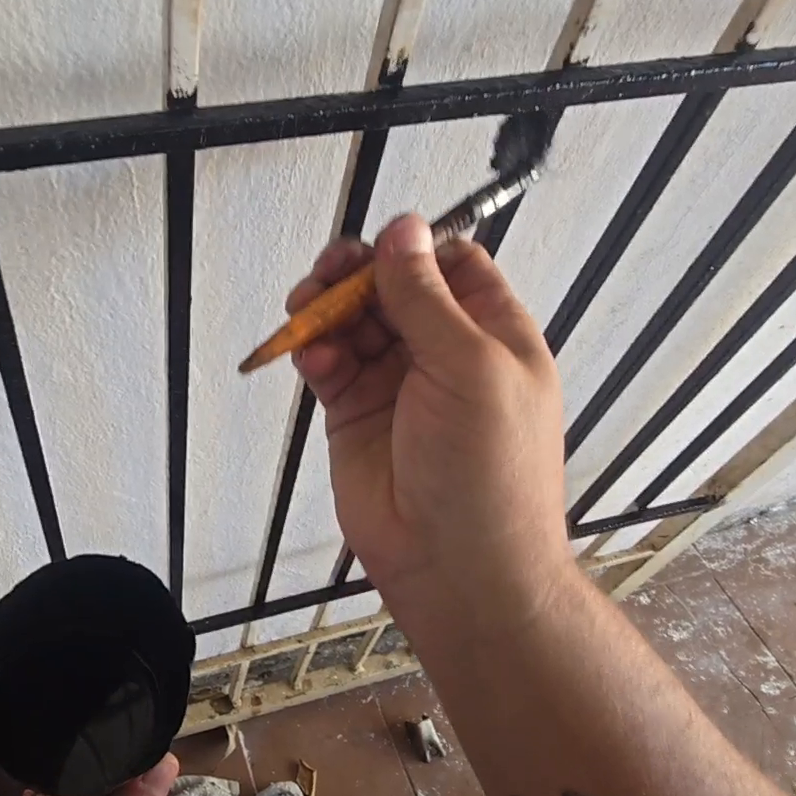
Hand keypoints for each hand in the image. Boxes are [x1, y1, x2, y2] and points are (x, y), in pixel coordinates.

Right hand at [288, 214, 571, 630]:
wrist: (454, 566)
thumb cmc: (485, 468)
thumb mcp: (469, 367)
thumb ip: (427, 297)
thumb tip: (403, 228)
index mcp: (490, 334)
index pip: (451, 266)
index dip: (414, 249)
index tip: (380, 249)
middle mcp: (443, 352)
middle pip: (393, 287)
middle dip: (358, 274)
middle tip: (327, 274)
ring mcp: (395, 382)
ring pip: (353, 321)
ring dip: (327, 308)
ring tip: (305, 310)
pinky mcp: (354, 412)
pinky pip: (329, 363)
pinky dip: (315, 351)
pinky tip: (312, 357)